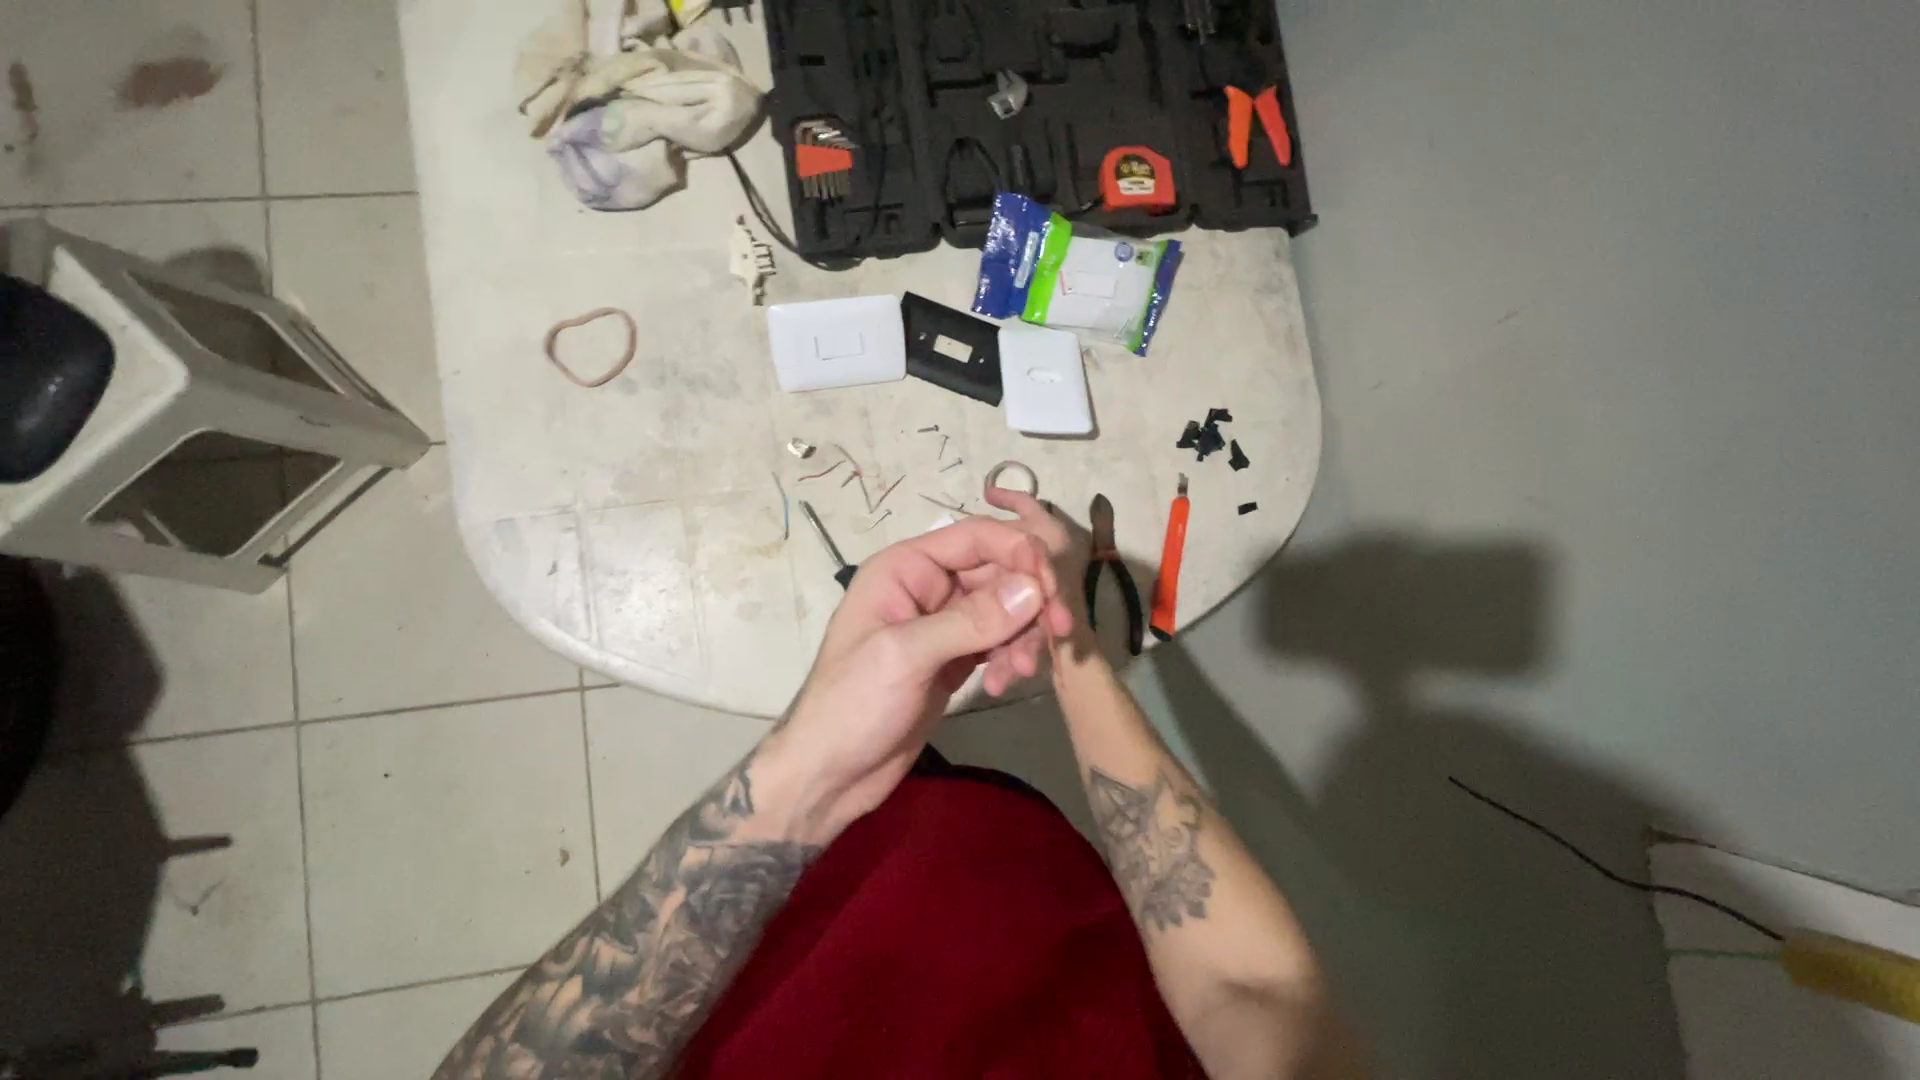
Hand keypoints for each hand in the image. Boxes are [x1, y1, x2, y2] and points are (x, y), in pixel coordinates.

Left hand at [773, 517, 1074, 830]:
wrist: (831, 773)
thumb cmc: (852, 705)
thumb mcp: (906, 656)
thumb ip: (971, 620)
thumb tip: (1034, 587)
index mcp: (905, 568)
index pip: (976, 538)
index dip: (1020, 553)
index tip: (1053, 588)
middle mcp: (927, 587)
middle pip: (999, 573)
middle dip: (1031, 601)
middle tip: (1059, 634)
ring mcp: (943, 624)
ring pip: (1005, 610)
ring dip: (1023, 636)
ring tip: (1020, 673)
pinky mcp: (954, 658)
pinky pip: (998, 642)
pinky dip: (1010, 658)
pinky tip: (1001, 684)